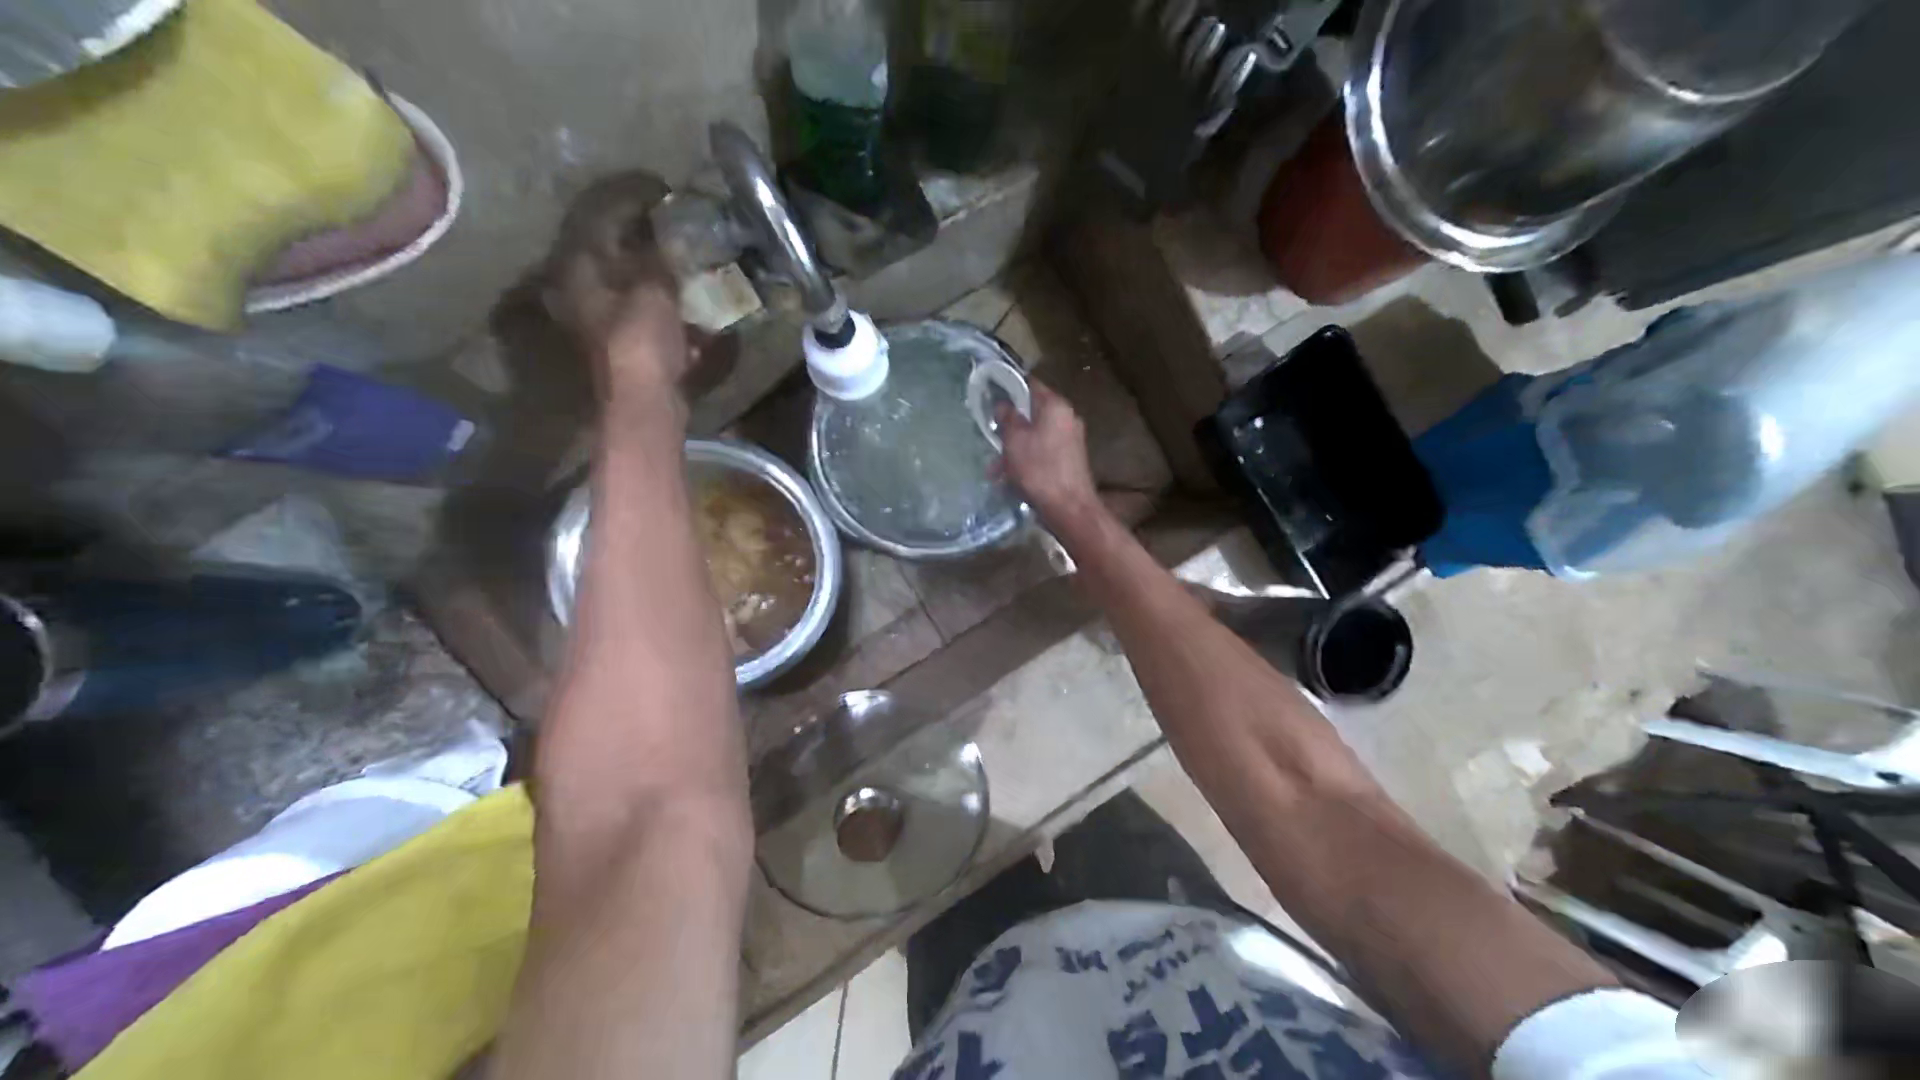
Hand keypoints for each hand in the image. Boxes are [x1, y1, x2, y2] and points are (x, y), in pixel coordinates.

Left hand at [544, 174, 690, 400]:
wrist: (644, 402)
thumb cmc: (641, 339)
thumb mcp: (653, 286)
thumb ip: (656, 254)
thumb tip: (665, 229)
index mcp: (579, 269)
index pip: (601, 217)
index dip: (631, 200)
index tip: (661, 190)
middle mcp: (581, 291)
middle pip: (615, 253)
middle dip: (646, 240)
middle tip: (676, 228)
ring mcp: (602, 322)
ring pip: (631, 284)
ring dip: (658, 274)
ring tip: (688, 263)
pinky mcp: (625, 346)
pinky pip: (647, 314)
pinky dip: (667, 306)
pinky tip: (689, 305)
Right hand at [997, 381, 1101, 529]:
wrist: (1069, 509)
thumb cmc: (1039, 470)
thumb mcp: (1014, 440)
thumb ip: (1007, 418)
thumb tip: (1004, 404)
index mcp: (1056, 406)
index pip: (1030, 384)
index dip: (1009, 387)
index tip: (990, 395)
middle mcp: (1067, 418)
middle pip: (1032, 413)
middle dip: (1009, 427)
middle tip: (991, 439)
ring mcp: (1071, 440)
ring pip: (1035, 436)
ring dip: (1014, 449)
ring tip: (995, 470)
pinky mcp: (1070, 460)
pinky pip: (1043, 452)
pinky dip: (1026, 461)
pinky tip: (1011, 479)